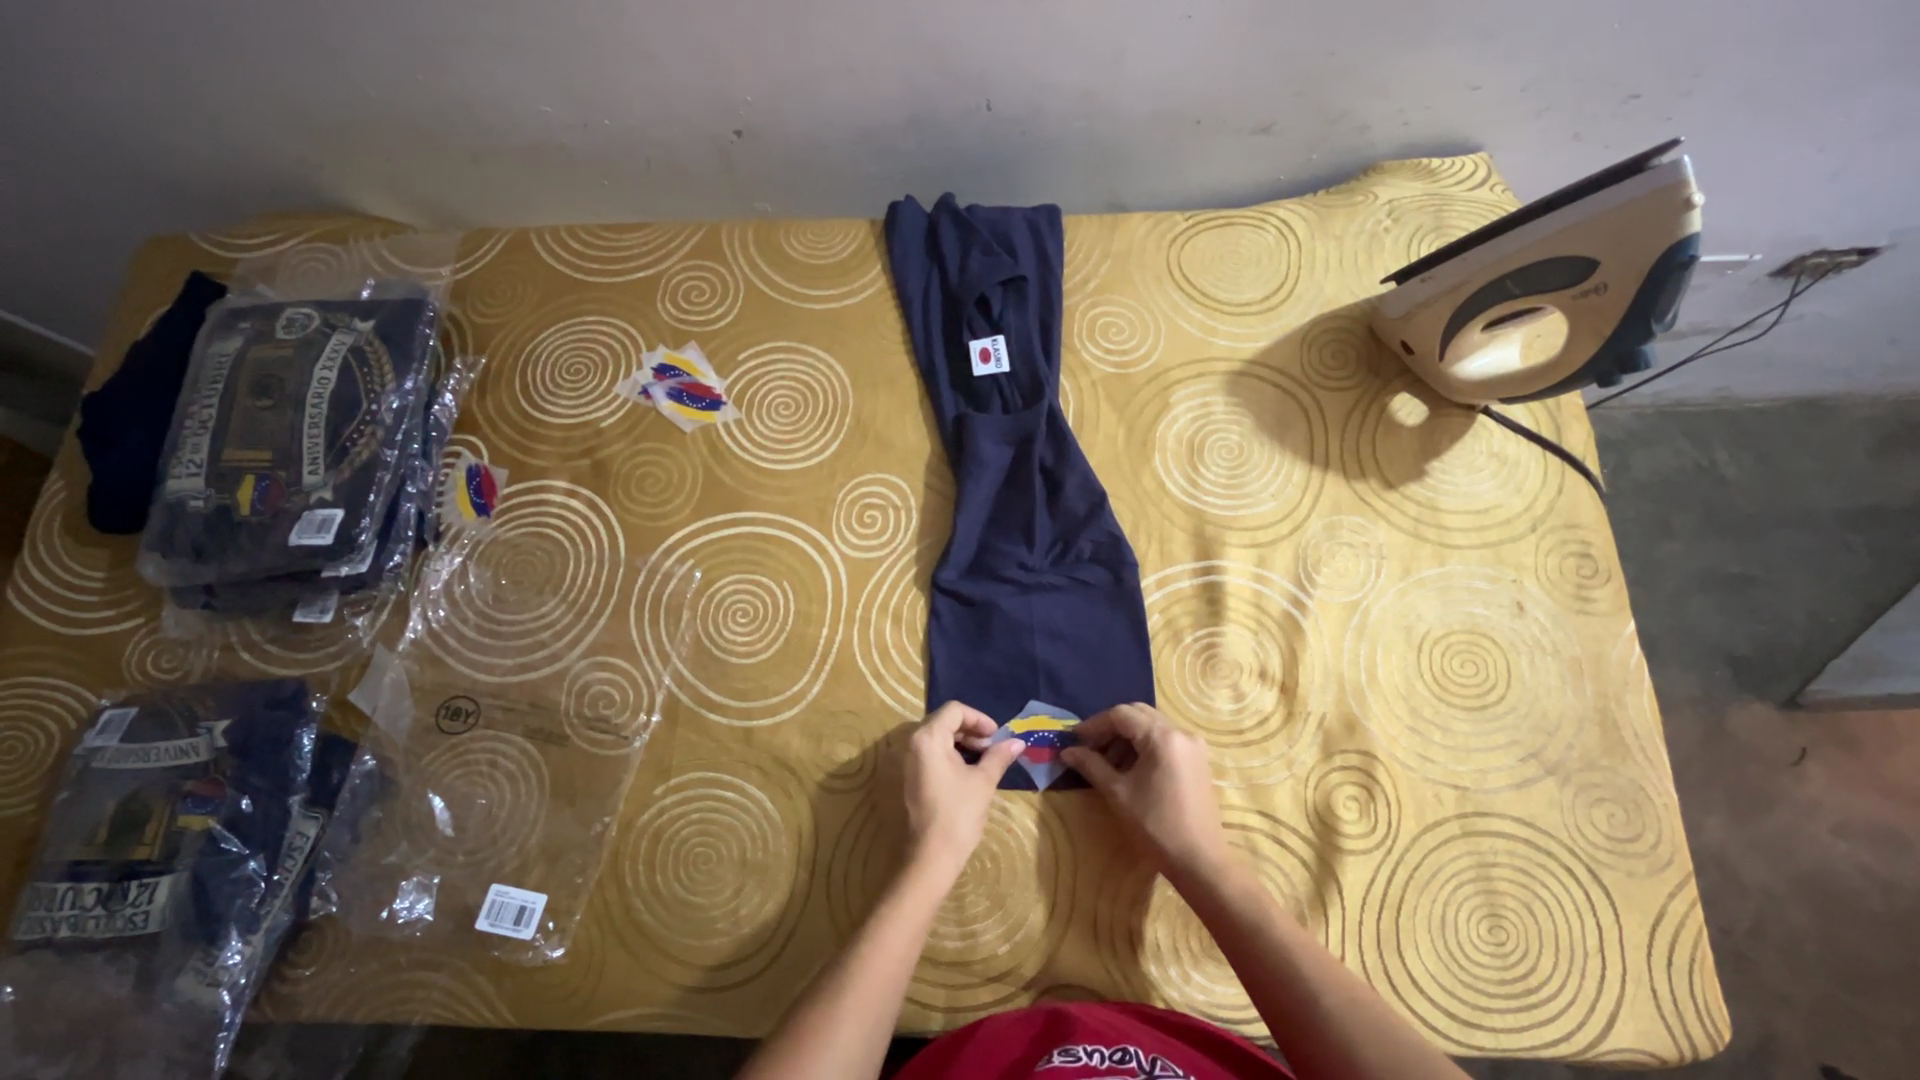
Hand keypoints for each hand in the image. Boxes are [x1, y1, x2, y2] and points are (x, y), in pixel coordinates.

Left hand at [899, 701, 1024, 881]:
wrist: (929, 858)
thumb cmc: (958, 815)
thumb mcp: (983, 781)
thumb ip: (999, 756)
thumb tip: (1017, 742)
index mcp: (927, 738)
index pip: (954, 710)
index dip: (979, 719)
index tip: (996, 736)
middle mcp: (908, 743)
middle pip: (941, 722)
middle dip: (969, 732)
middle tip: (990, 749)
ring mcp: (901, 761)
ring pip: (932, 739)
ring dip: (957, 744)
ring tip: (979, 762)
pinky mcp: (900, 778)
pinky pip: (923, 755)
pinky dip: (944, 757)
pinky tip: (961, 774)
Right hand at [1061, 702, 1231, 885]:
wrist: (1199, 860)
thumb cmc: (1155, 825)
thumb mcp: (1117, 792)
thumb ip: (1091, 765)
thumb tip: (1067, 751)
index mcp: (1162, 736)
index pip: (1121, 715)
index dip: (1094, 724)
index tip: (1074, 739)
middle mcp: (1181, 732)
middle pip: (1139, 715)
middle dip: (1111, 728)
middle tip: (1089, 748)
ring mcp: (1193, 746)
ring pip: (1152, 727)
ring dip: (1127, 738)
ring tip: (1108, 763)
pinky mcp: (1198, 760)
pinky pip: (1166, 740)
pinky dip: (1145, 747)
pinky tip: (1131, 769)